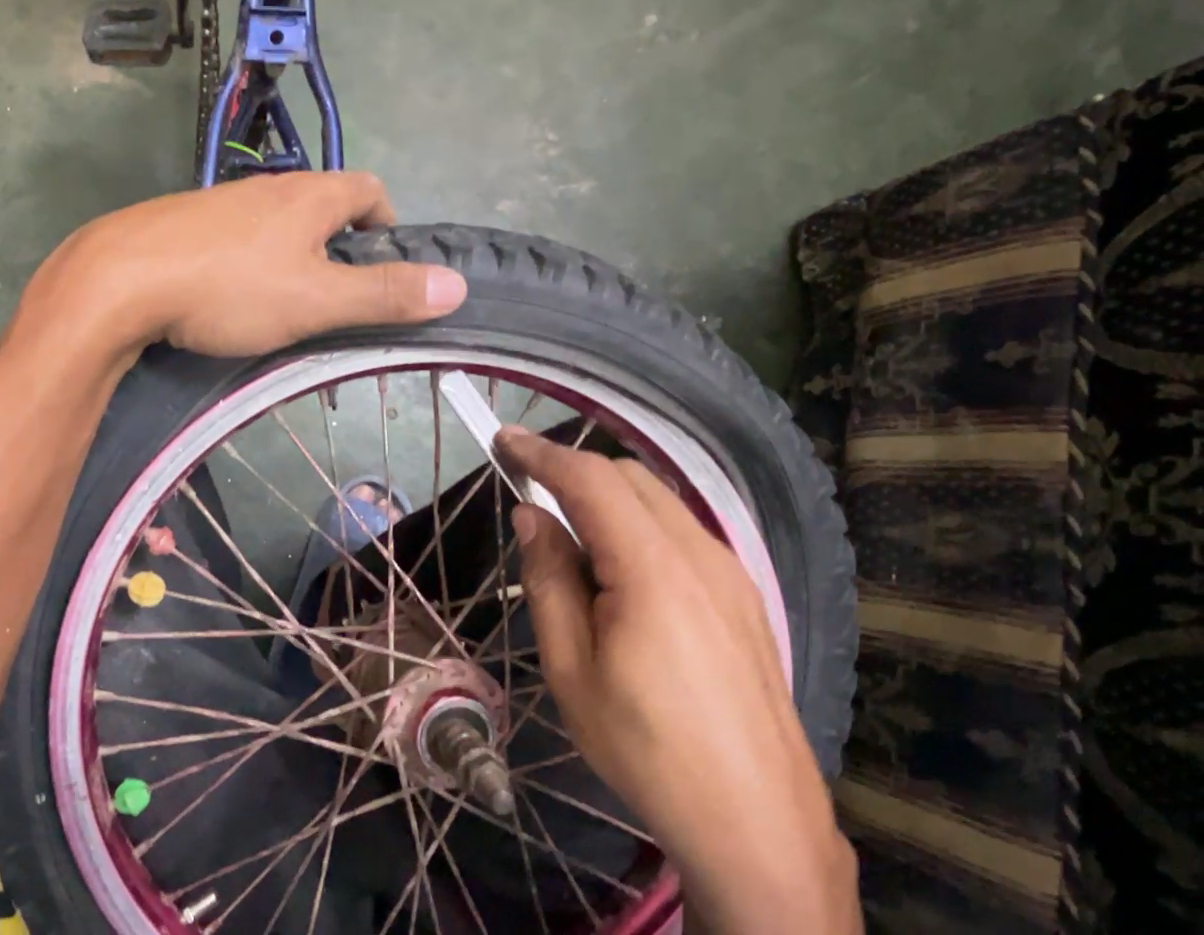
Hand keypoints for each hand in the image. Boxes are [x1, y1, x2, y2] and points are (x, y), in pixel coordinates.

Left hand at [34, 172, 467, 357]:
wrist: (121, 279)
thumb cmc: (231, 288)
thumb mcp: (318, 300)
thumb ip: (384, 294)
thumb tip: (456, 284)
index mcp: (308, 196)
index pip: (367, 188)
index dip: (387, 221)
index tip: (386, 262)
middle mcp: (266, 188)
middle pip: (320, 204)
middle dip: (340, 243)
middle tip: (339, 295)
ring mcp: (219, 205)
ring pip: (273, 223)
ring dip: (292, 254)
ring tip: (286, 304)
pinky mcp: (181, 226)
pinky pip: (232, 239)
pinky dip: (247, 263)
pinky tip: (228, 299)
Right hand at [497, 428, 858, 934]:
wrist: (755, 817)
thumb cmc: (645, 748)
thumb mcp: (572, 669)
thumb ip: (550, 580)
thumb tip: (532, 516)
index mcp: (653, 570)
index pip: (591, 480)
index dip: (542, 453)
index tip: (502, 440)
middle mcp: (701, 555)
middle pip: (630, 479)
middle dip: (573, 470)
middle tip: (525, 491)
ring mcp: (731, 574)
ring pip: (660, 503)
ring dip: (607, 498)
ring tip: (566, 537)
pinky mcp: (744, 597)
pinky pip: (682, 534)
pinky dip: (638, 525)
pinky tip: (616, 570)